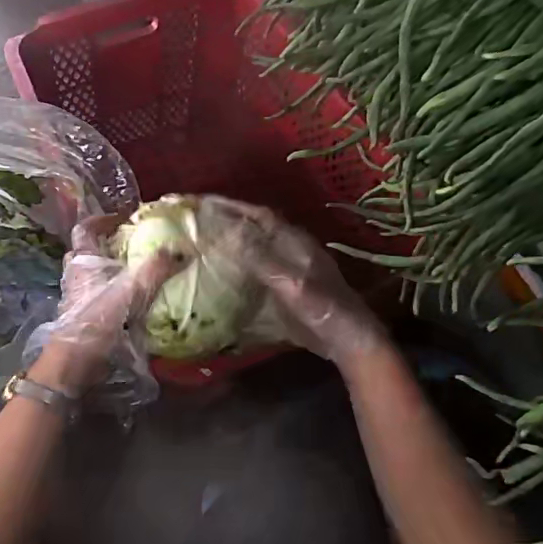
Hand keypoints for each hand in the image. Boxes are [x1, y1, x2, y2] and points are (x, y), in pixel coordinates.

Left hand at [29, 213, 183, 393]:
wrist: (75, 363)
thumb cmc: (97, 321)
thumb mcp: (130, 291)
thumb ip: (156, 269)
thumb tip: (183, 250)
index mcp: (83, 263)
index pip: (84, 230)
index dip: (101, 220)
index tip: (122, 218)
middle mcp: (76, 278)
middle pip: (85, 252)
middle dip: (104, 246)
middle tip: (129, 246)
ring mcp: (76, 300)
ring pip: (90, 277)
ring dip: (108, 273)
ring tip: (134, 273)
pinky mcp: (83, 319)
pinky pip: (97, 299)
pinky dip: (112, 295)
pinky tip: (131, 302)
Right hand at [204, 197, 387, 365]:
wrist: (347, 341)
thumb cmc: (323, 308)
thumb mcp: (290, 282)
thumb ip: (260, 257)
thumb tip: (226, 230)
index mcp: (294, 240)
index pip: (258, 214)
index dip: (231, 206)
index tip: (202, 202)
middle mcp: (290, 248)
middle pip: (254, 228)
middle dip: (226, 221)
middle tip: (194, 222)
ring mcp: (287, 268)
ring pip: (253, 247)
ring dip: (229, 242)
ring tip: (199, 243)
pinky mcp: (283, 288)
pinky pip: (254, 270)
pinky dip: (235, 266)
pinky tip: (218, 274)